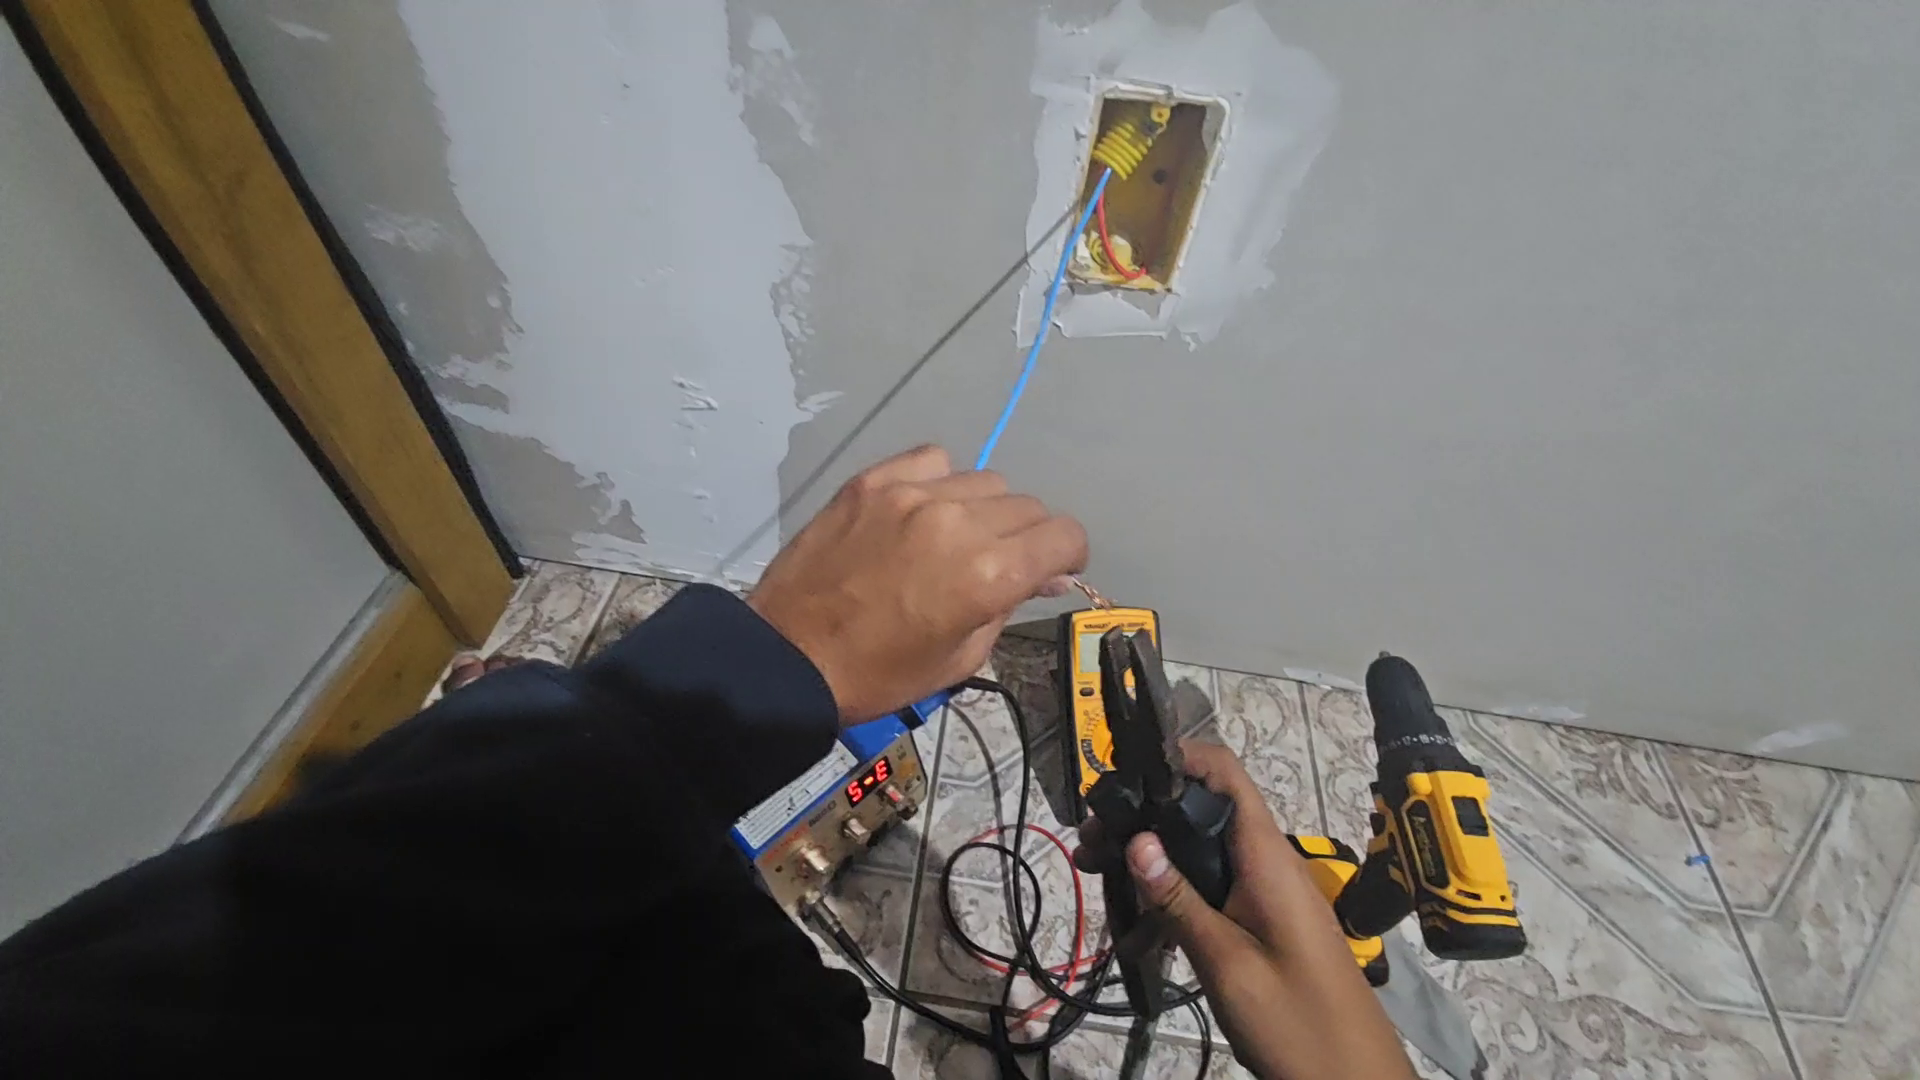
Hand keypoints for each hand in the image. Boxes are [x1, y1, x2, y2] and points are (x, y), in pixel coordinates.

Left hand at [747, 445, 1086, 723]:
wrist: (788, 657)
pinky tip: (922, 508)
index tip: (1053, 569)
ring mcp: (912, 494)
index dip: (1069, 554)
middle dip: (1027, 537)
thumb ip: (1009, 605)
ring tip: (955, 536)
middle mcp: (959, 522)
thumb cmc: (880, 674)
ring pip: (984, 480)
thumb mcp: (961, 659)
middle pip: (1027, 506)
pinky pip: (932, 460)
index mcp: (989, 574)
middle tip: (999, 563)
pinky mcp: (873, 481)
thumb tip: (1042, 574)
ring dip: (985, 510)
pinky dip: (940, 481)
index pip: (1064, 535)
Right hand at [1075, 742, 1415, 1079]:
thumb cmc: (1298, 1023)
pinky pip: (1208, 880)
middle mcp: (1264, 857)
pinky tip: (1132, 911)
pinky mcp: (1259, 914)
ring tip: (1096, 868)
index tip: (1121, 778)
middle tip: (1089, 841)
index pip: (1222, 770)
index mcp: (1264, 853)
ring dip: (1148, 852)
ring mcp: (1263, 887)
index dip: (1174, 758)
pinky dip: (1168, 885)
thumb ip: (1179, 900)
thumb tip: (1135, 838)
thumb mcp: (1228, 964)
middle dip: (1141, 814)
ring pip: (1198, 845)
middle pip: (1198, 806)